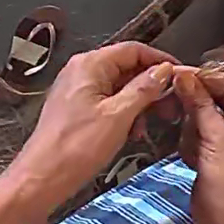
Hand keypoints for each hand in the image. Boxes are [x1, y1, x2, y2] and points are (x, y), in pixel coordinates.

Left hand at [5, 42, 177, 209]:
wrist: (44, 174)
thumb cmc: (74, 147)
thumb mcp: (119, 116)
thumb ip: (143, 89)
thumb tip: (163, 71)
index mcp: (89, 65)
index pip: (133, 49)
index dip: (160, 61)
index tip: (180, 75)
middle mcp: (80, 71)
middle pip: (126, 67)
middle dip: (151, 86)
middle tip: (170, 106)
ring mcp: (77, 89)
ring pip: (119, 86)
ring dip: (138, 104)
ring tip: (145, 125)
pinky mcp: (76, 107)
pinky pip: (107, 102)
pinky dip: (123, 113)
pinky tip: (129, 132)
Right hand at [172, 67, 223, 223]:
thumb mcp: (218, 139)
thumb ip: (199, 103)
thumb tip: (182, 73)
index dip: (202, 78)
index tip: (173, 73)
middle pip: (212, 98)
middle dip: (195, 111)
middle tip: (178, 114)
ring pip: (199, 116)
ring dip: (192, 132)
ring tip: (196, 154)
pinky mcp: (214, 153)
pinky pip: (195, 135)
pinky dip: (190, 145)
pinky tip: (194, 162)